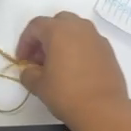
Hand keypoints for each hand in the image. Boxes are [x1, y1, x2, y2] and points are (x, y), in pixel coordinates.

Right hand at [15, 11, 130, 128]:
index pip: (35, 26)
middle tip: (39, 58)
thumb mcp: (38, 86)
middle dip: (45, 37)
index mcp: (58, 31)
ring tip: (57, 64)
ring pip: (75, 30)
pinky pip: (88, 42)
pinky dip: (77, 49)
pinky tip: (74, 70)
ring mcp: (96, 37)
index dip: (25, 41)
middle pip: (57, 22)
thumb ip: (28, 73)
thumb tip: (29, 70)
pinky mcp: (108, 50)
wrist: (102, 109)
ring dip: (62, 41)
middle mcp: (79, 27)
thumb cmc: (66, 94)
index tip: (22, 60)